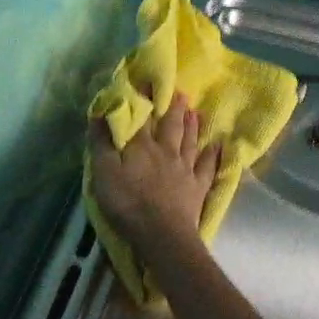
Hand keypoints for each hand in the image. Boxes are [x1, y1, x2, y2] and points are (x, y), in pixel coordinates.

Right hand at [90, 93, 219, 262]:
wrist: (163, 235)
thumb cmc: (128, 203)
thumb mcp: (104, 173)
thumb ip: (101, 143)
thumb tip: (99, 114)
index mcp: (142, 147)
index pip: (142, 118)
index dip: (145, 100)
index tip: (149, 82)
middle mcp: (166, 152)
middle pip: (171, 126)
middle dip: (174, 108)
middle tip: (181, 92)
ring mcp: (185, 169)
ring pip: (190, 142)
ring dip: (193, 125)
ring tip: (196, 111)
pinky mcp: (197, 188)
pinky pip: (208, 168)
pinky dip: (214, 156)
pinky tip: (219, 146)